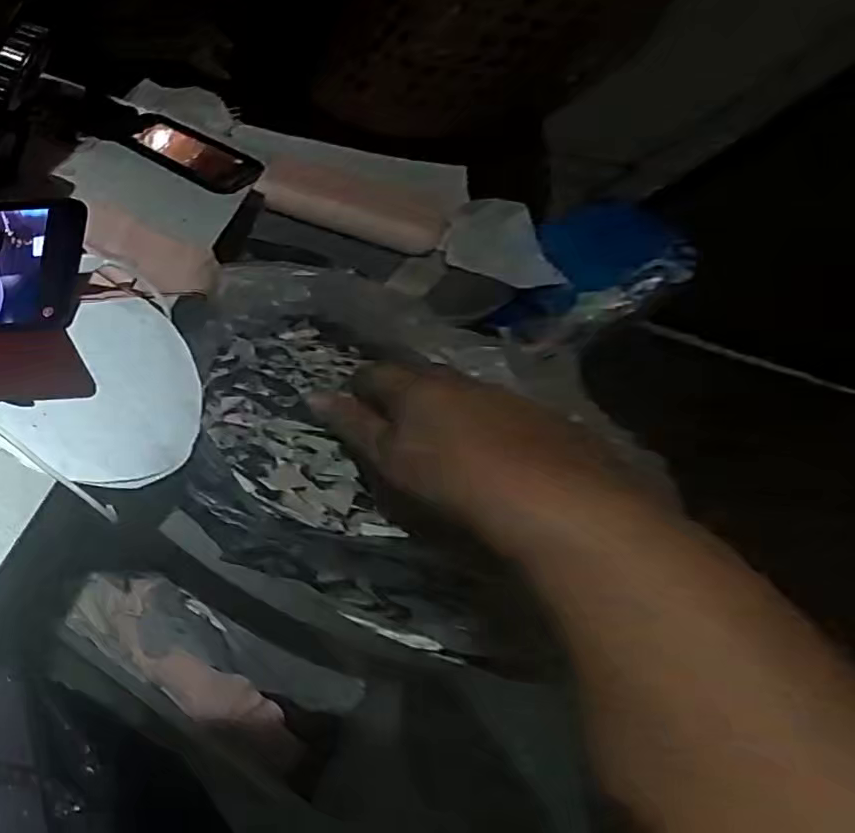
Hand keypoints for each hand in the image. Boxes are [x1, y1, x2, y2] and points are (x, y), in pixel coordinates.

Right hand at [310, 363, 662, 554]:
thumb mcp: (388, 461)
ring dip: (456, 416)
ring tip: (454, 452)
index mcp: (417, 387)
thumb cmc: (454, 483)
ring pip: (472, 399)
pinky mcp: (565, 428)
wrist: (574, 515)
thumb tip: (314, 395)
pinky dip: (500, 436)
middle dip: (408, 399)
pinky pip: (515, 422)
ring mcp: (519, 402)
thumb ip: (353, 426)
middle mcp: (466, 383)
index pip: (372, 373)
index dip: (357, 390)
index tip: (353, 414)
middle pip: (424, 381)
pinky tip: (506, 467)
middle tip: (400, 433)